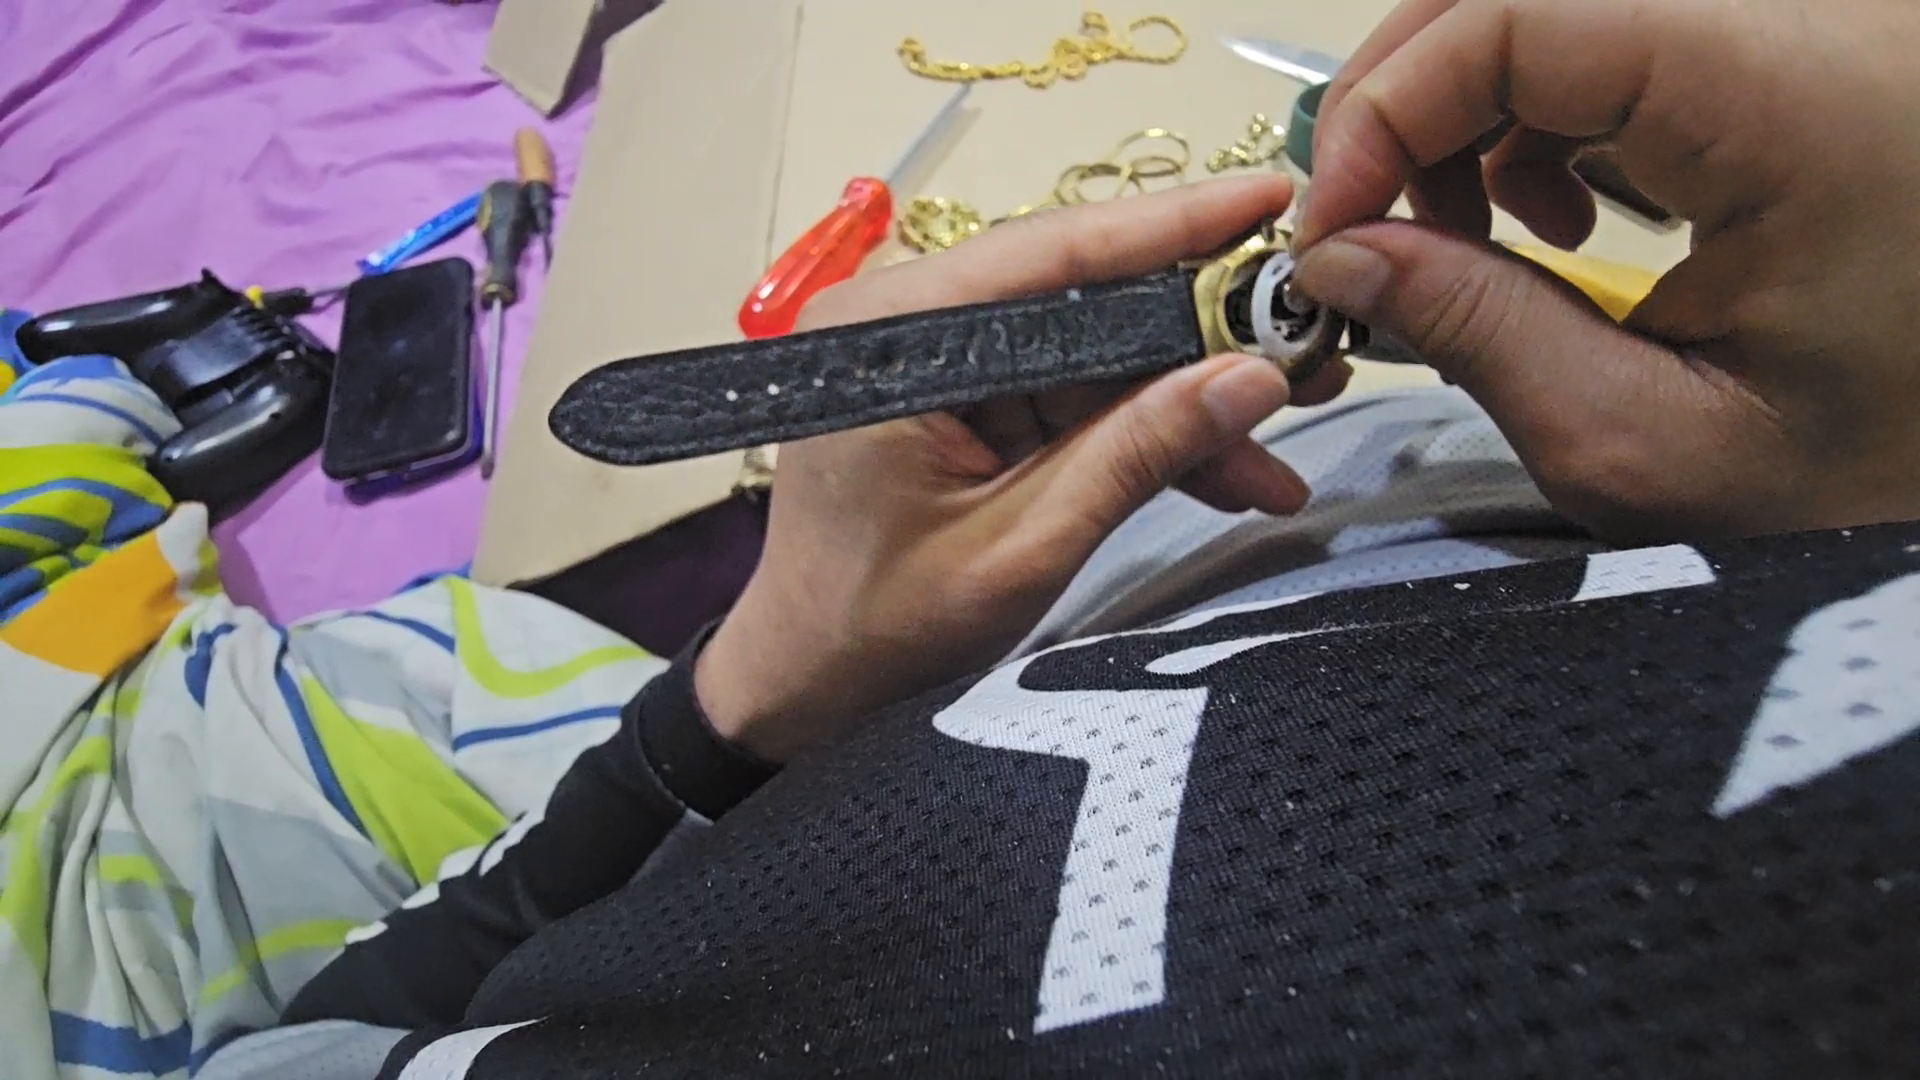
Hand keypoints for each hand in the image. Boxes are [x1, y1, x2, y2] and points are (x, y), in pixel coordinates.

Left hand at [695, 176, 1350, 760]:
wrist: (810, 678)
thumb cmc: (883, 627)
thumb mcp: (1021, 546)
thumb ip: (1132, 456)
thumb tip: (1250, 378)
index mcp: (893, 338)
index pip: (1050, 255)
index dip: (1171, 230)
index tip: (1271, 203)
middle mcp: (907, 332)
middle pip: (1078, 307)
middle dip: (1194, 344)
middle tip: (1303, 354)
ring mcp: (934, 372)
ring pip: (1085, 364)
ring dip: (1176, 408)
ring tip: (1274, 444)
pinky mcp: (958, 411)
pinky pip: (1062, 407)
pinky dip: (1131, 441)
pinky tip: (1214, 475)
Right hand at [1292, 0, 1919, 541]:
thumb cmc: (1850, 478)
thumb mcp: (1628, 436)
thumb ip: (1470, 328)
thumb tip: (1337, 258)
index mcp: (1824, 101)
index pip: (1530, 11)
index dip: (1386, 109)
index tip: (1327, 225)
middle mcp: (1850, 20)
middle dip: (1402, 94)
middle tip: (1355, 213)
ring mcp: (1831, 28)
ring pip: (1561, 8)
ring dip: (1457, 114)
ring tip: (1452, 236)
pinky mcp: (1807, 55)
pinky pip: (1617, 39)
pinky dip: (1526, 120)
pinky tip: (1542, 215)